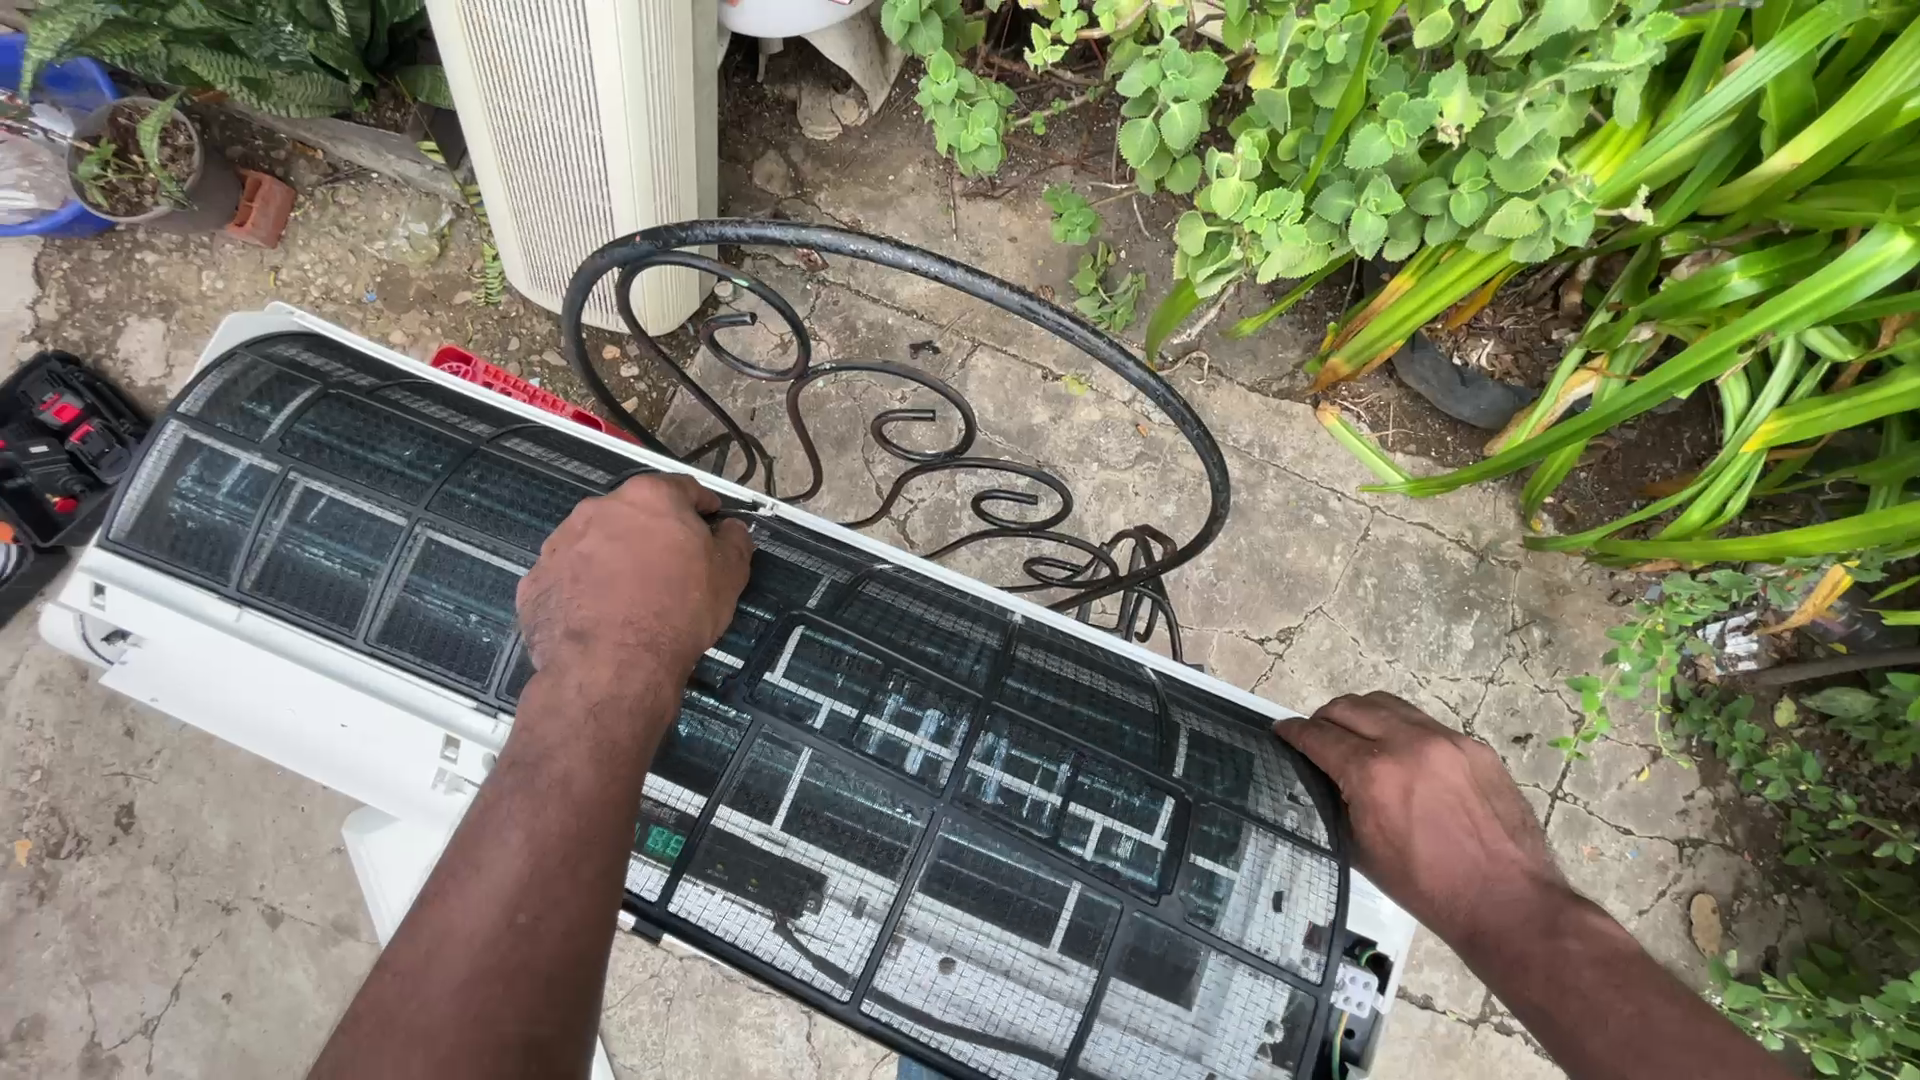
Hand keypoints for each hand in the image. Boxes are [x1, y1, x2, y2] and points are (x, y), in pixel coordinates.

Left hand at [517, 473, 752, 705]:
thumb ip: (735, 541)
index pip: (683, 488)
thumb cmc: (680, 608)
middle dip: (653, 532)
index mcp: (649, 497)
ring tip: (632, 595)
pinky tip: (601, 615)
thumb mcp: (730, 574)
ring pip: (596, 542)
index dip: (703, 506)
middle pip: (634, 513)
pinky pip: (569, 577)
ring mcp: (560, 543)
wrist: (612, 664)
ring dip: (615, 557)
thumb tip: (731, 529)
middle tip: (672, 564)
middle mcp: (598, 508)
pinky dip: (585, 588)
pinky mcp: (535, 581)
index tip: (711, 523)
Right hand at [1274, 692, 1569, 948]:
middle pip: (1346, 707)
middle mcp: (1407, 744)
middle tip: (1316, 737)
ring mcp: (1446, 740)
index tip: (1282, 731)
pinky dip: (1400, 730)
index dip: (1292, 732)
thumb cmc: (1427, 886)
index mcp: (1372, 773)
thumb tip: (1321, 773)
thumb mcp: (1359, 846)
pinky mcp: (1474, 747)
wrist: (1509, 903)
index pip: (1317, 735)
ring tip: (1357, 738)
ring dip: (1360, 715)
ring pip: (1385, 704)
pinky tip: (1403, 757)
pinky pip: (1423, 722)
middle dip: (1322, 719)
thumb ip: (1334, 798)